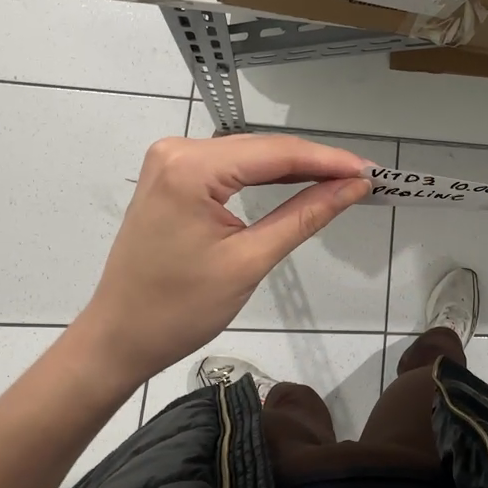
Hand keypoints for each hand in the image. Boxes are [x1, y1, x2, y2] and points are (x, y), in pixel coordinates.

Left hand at [73, 134, 372, 386]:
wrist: (116, 339)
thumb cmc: (179, 310)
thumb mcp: (249, 261)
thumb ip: (305, 215)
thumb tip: (353, 187)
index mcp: (191, 168)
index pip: (276, 153)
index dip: (328, 160)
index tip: (371, 171)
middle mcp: (178, 149)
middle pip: (263, 148)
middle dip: (315, 162)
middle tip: (363, 179)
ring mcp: (172, 159)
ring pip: (250, 154)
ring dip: (294, 167)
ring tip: (342, 180)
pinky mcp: (172, 174)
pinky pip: (231, 166)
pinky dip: (266, 175)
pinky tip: (299, 181)